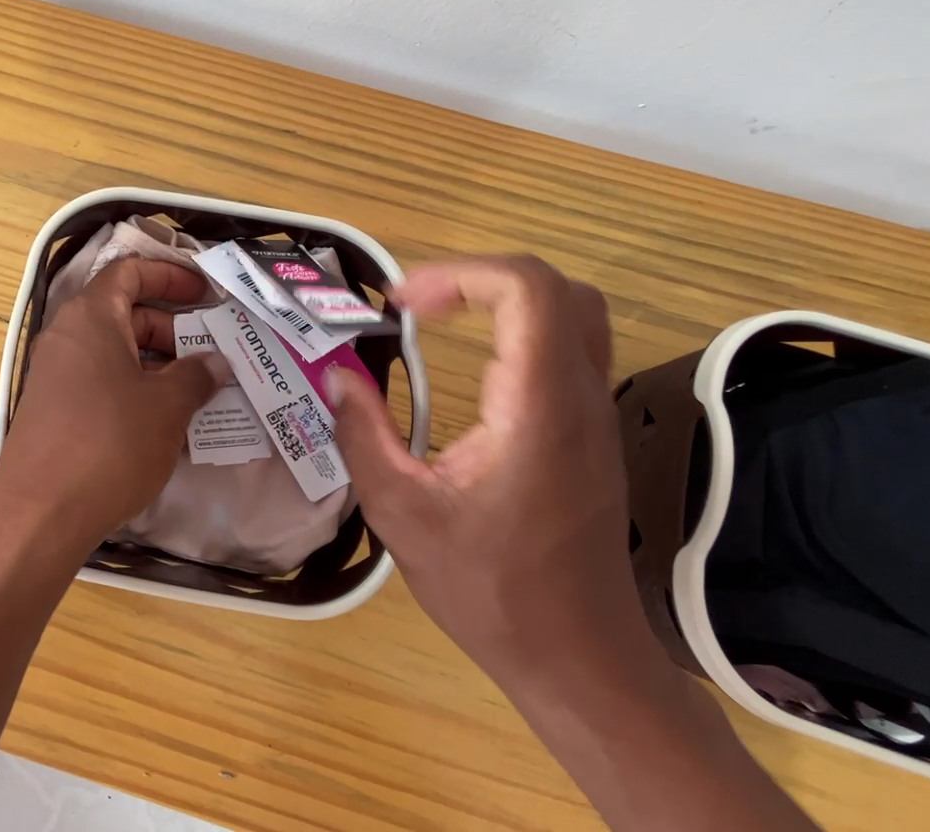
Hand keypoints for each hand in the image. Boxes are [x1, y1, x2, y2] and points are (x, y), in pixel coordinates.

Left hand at [0, 258, 230, 550]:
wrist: (41, 511)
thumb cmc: (110, 442)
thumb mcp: (166, 407)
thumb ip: (195, 376)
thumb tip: (214, 362)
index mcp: (90, 316)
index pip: (128, 272)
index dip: (169, 275)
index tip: (206, 294)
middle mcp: (66, 336)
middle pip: (123, 313)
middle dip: (171, 328)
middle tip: (212, 353)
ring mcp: (55, 374)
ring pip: (113, 352)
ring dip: (156, 364)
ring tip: (199, 390)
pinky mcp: (52, 409)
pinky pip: (99, 382)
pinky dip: (133, 389)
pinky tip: (164, 420)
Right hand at [326, 256, 645, 685]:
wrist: (576, 655)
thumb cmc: (487, 589)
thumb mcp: (400, 513)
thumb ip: (362, 433)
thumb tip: (337, 374)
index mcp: (537, 411)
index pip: (529, 291)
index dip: (460, 274)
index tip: (400, 305)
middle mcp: (578, 400)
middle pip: (559, 290)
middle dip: (480, 277)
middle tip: (415, 307)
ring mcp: (593, 415)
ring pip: (570, 315)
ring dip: (498, 301)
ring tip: (430, 325)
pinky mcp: (589, 433)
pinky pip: (563, 350)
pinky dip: (513, 332)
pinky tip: (463, 367)